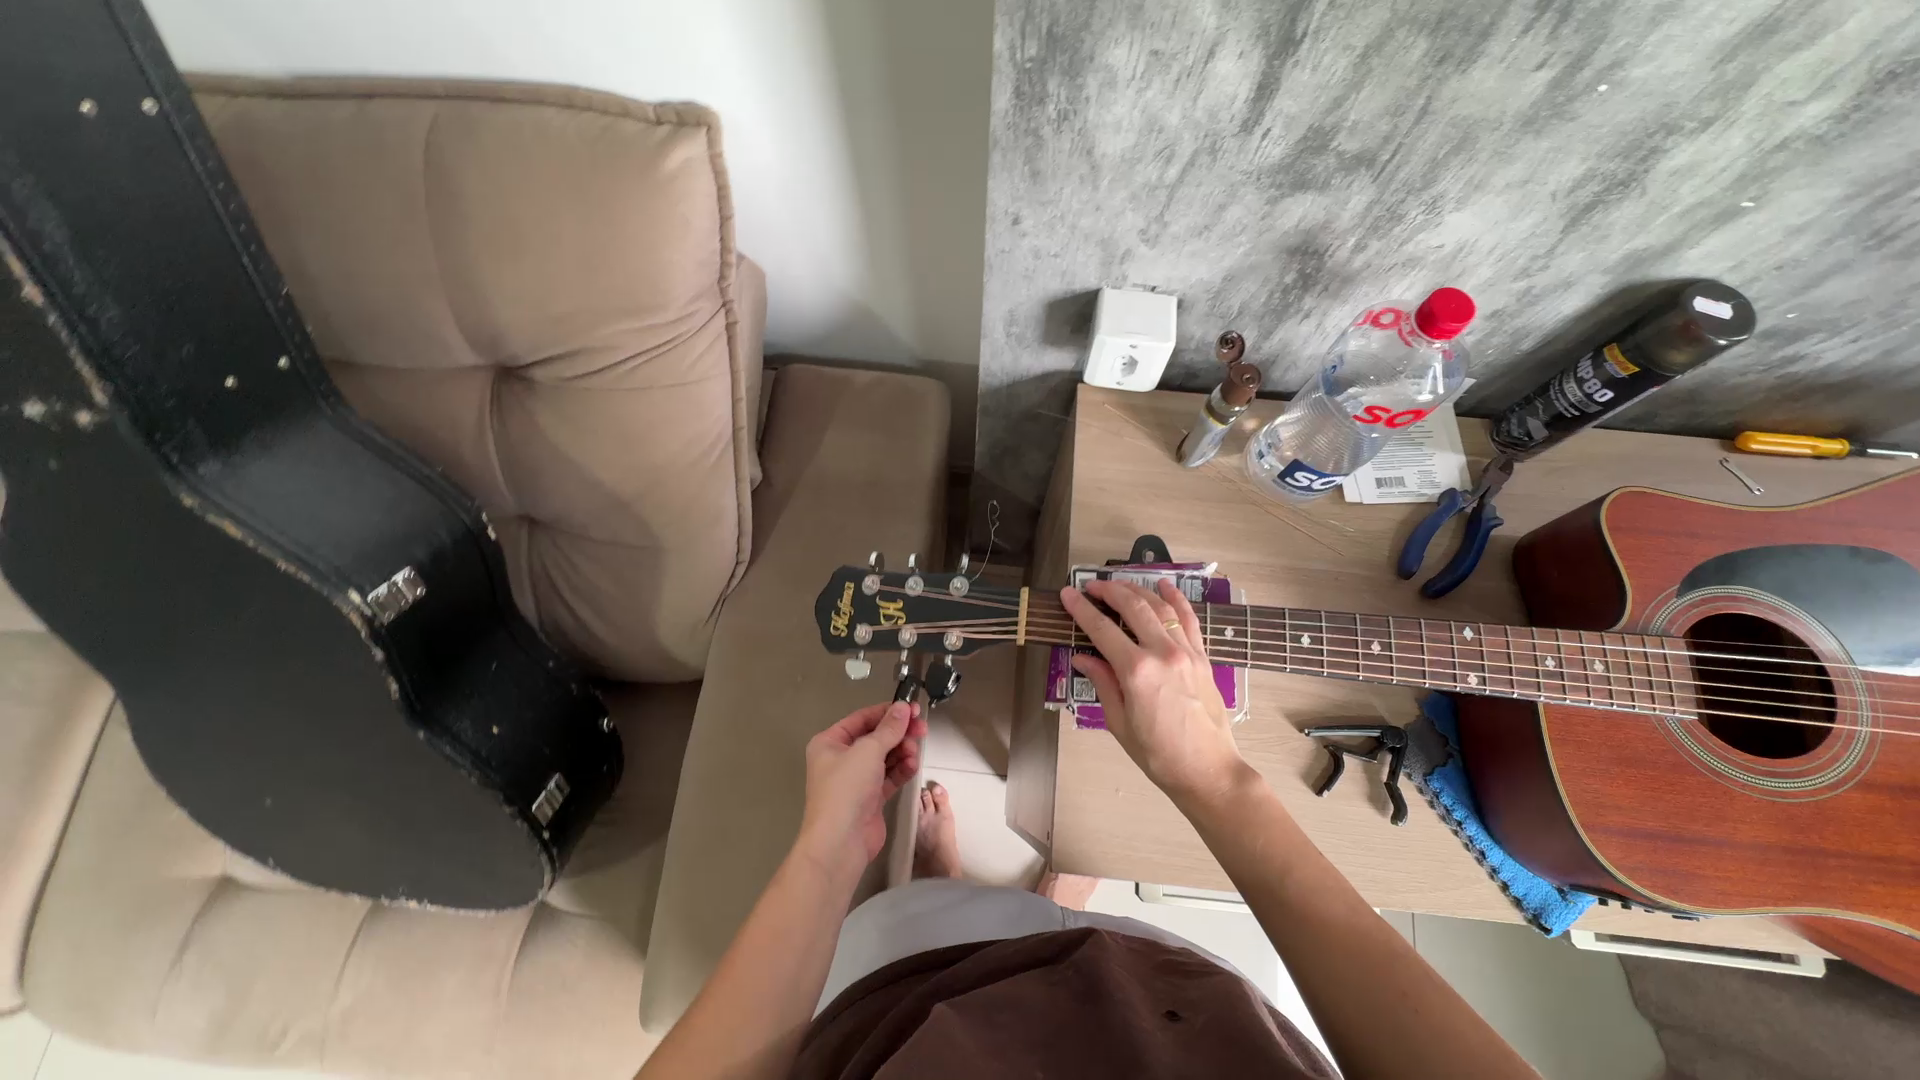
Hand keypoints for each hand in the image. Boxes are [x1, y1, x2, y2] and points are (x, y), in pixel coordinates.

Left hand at [794, 701, 926, 880]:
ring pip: (884, 757)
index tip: (913, 709)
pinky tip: (912, 766)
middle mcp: (841, 759)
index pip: (862, 719)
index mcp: (830, 742)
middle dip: (898, 734)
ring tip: (913, 753)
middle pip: (875, 738)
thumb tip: (904, 707)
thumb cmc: (847, 788)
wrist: (840, 841)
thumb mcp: (868, 751)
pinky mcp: (870, 798)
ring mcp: (856, 780)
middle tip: (922, 729)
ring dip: (902, 752)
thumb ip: (889, 729)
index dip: (888, 712)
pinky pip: (889, 776)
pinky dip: (901, 770)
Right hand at [1060, 579, 1248, 803]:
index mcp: (1136, 672)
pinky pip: (1189, 619)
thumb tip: (1083, 658)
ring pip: (1160, 607)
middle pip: (1133, 607)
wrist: (1208, 771)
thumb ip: (1102, 683)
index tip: (1067, 594)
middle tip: (1091, 586)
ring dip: (1138, 590)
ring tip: (1119, 584)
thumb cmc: (1158, 755)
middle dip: (1109, 591)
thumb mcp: (1119, 723)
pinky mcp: (1203, 658)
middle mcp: (1162, 653)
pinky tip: (1165, 586)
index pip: (1102, 630)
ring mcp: (1186, 653)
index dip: (1081, 609)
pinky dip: (1176, 599)